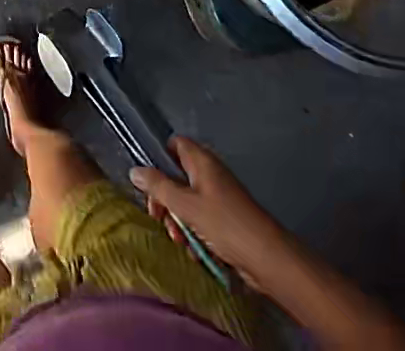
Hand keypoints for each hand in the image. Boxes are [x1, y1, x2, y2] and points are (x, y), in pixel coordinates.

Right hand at [129, 136, 288, 280]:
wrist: (269, 260)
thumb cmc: (225, 224)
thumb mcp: (184, 204)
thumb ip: (157, 186)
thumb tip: (134, 171)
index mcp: (201, 162)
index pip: (174, 144)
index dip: (159, 157)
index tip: (149, 179)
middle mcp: (210, 175)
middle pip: (176, 176)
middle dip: (164, 198)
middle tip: (158, 216)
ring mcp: (220, 198)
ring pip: (187, 201)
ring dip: (178, 220)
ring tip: (180, 239)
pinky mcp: (227, 221)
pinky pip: (201, 220)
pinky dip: (195, 233)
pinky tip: (195, 250)